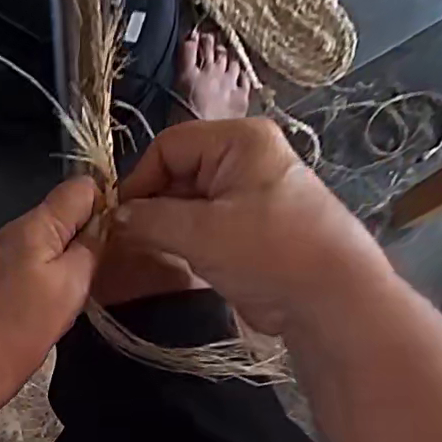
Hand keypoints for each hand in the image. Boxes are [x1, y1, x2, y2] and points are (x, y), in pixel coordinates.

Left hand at [0, 177, 101, 433]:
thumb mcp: (73, 285)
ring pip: (36, 241)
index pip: (80, 187)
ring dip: (53, 259)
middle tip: (87, 276)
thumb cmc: (26, 327)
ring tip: (58, 295)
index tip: (107, 240)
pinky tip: (29, 304)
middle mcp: (8, 229)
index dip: (101, 206)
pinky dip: (30, 274)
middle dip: (77, 237)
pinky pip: (16, 262)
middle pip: (56, 214)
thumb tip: (101, 219)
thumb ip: (90, 245)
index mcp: (34, 224)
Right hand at [109, 118, 391, 336]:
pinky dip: (180, 241)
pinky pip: (201, 226)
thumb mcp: (201, 232)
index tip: (116, 218)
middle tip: (124, 240)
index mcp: (238, 141)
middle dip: (150, 205)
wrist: (327, 299)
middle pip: (177, 173)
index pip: (169, 146)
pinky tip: (166, 260)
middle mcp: (242, 161)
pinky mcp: (245, 230)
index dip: (139, 179)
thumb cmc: (267, 252)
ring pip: (186, 203)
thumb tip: (114, 216)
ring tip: (141, 252)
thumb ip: (150, 219)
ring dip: (163, 227)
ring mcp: (245, 197)